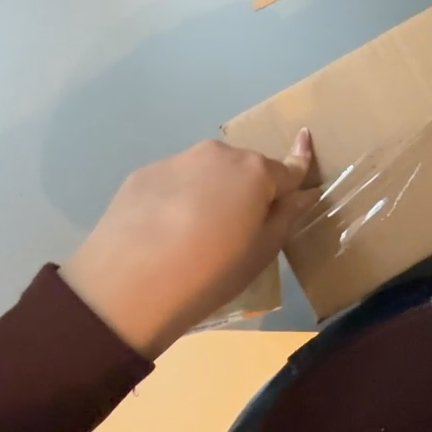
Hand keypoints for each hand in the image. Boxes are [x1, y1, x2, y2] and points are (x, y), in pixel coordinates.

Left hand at [60, 130, 317, 357]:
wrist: (125, 289)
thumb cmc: (208, 274)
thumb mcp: (260, 253)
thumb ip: (286, 215)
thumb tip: (303, 192)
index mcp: (255, 172)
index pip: (288, 166)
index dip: (300, 161)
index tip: (305, 143)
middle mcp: (219, 154)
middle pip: (245, 169)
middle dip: (246, 189)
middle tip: (234, 229)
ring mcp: (179, 160)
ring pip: (207, 172)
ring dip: (210, 192)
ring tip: (192, 233)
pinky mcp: (144, 173)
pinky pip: (174, 182)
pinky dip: (176, 199)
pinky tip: (161, 232)